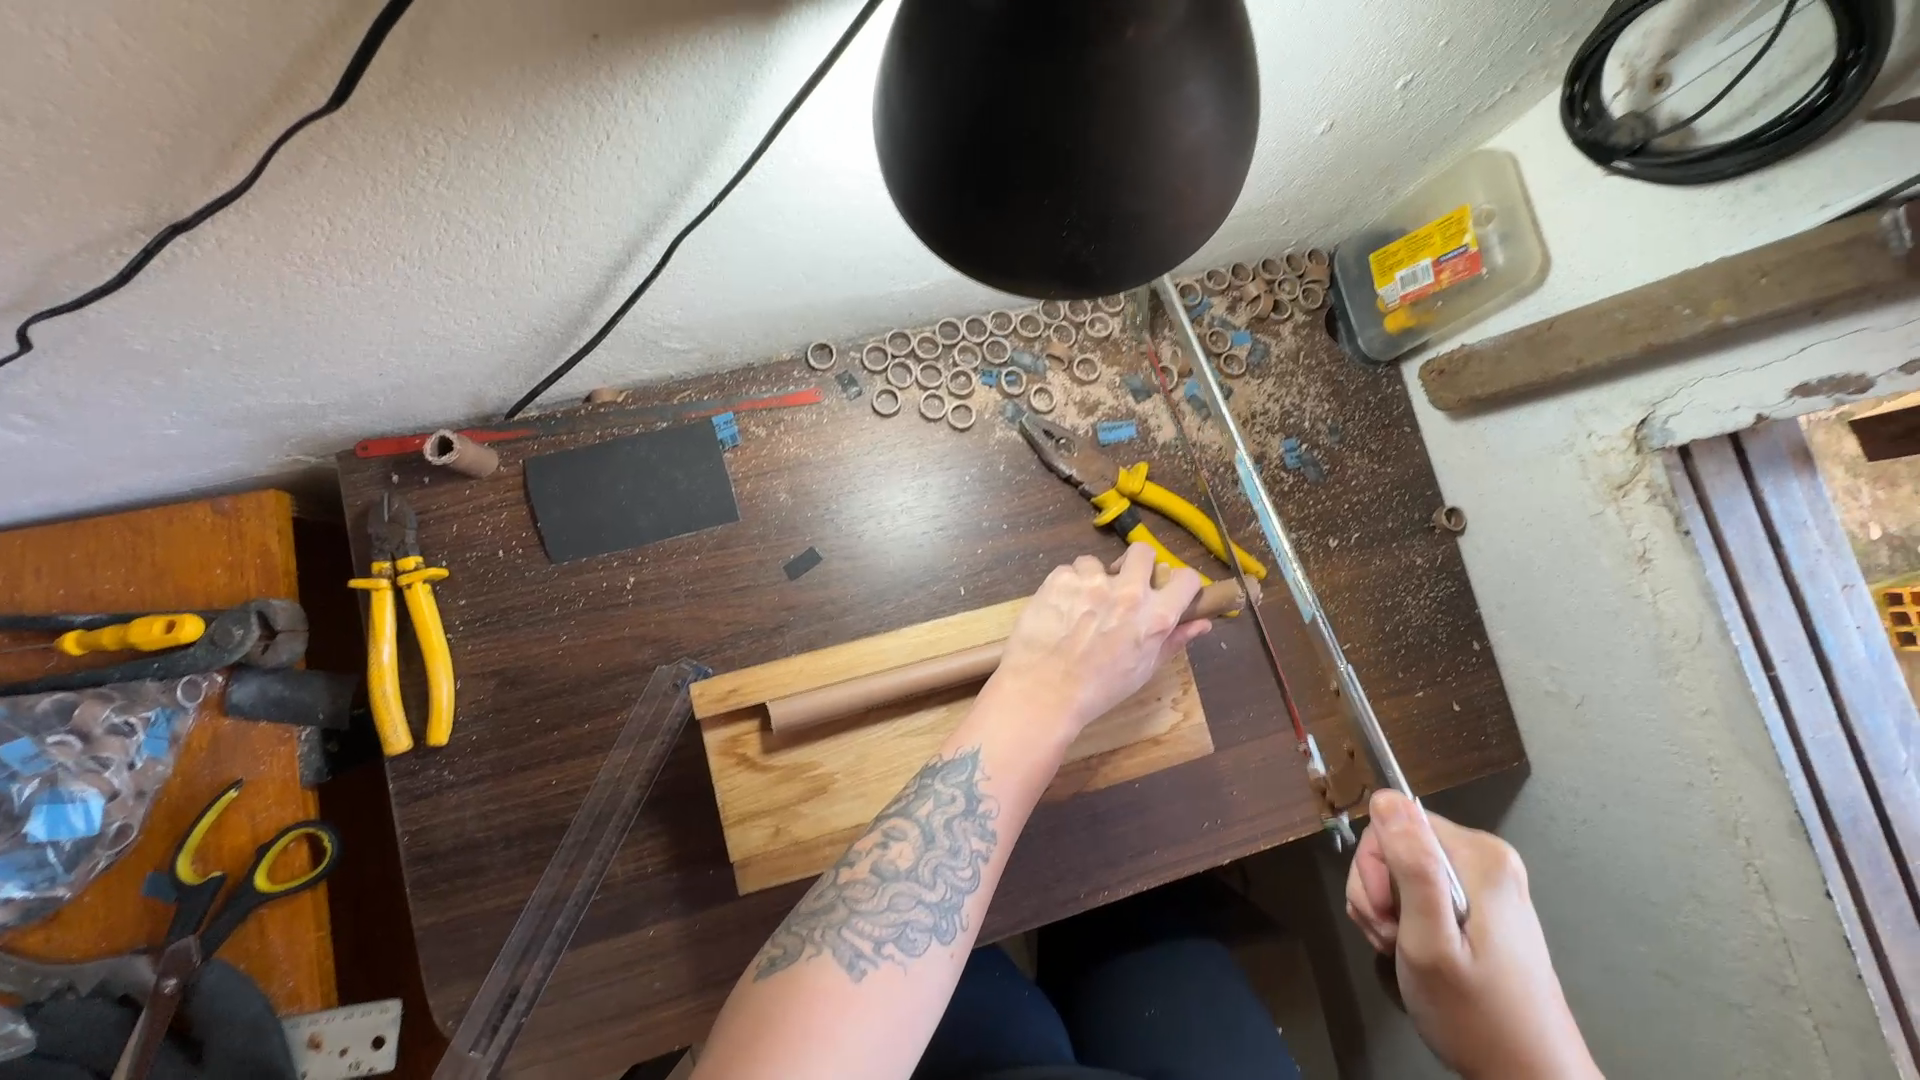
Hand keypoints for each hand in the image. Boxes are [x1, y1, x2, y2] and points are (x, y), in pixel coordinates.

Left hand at [985, 544, 1211, 734]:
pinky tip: (1059, 609)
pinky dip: (1066, 587)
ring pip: (1098, 562)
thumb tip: (1202, 623)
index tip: (1168, 591)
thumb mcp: (1143, 670)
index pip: (1185, 578)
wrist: (1043, 690)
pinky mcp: (1060, 578)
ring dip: (1093, 579)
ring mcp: (1092, 581)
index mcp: (1154, 616)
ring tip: (1081, 606)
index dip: (1179, 583)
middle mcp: (1127, 591)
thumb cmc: (1097, 689)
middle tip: (1123, 586)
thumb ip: (1173, 641)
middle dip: (1136, 565)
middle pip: (1143, 552)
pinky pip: (1068, 571)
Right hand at [1346, 791, 1601, 1079]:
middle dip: (1377, 890)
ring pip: (1399, 868)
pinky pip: (1418, 889)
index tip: (1389, 915)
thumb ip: (1410, 867)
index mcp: (1480, 857)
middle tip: (1394, 937)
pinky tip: (1411, 949)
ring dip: (1385, 908)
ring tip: (1402, 949)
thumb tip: (1386, 797)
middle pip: (1396, 844)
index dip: (1376, 867)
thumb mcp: (1430, 941)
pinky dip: (1402, 918)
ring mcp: (1484, 883)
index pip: (1394, 821)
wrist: (1528, 1076)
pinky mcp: (1479, 904)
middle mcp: (1486, 859)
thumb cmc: (1475, 1015)